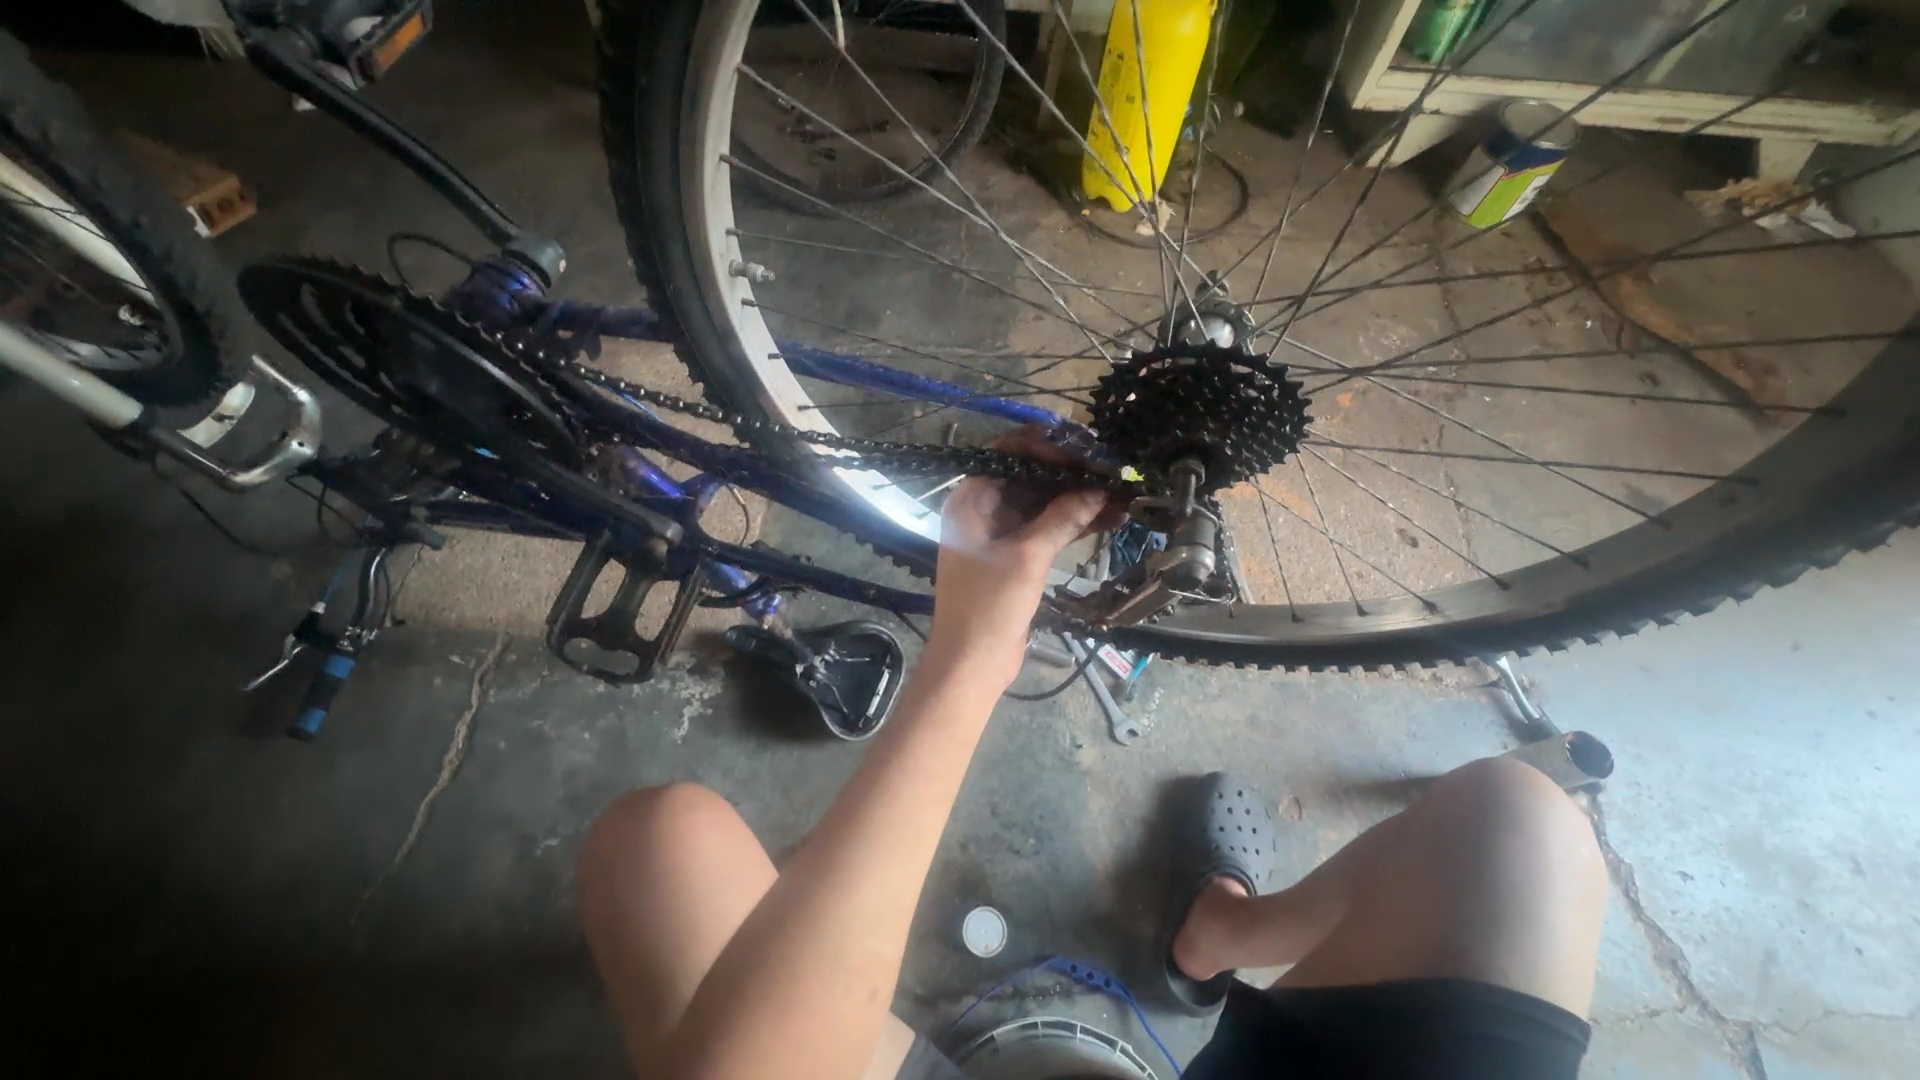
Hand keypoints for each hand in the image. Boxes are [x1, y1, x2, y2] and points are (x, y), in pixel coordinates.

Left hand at [927, 432, 1124, 688]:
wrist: (973, 663)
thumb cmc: (989, 605)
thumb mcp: (1027, 557)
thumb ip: (1062, 517)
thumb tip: (1099, 489)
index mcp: (972, 500)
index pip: (1011, 454)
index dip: (1050, 449)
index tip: (1089, 451)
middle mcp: (983, 510)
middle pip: (1031, 478)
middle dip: (1073, 477)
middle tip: (1114, 472)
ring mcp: (999, 534)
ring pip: (1044, 505)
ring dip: (1079, 501)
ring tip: (1122, 497)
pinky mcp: (1016, 556)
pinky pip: (1046, 529)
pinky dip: (1073, 525)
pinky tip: (1110, 520)